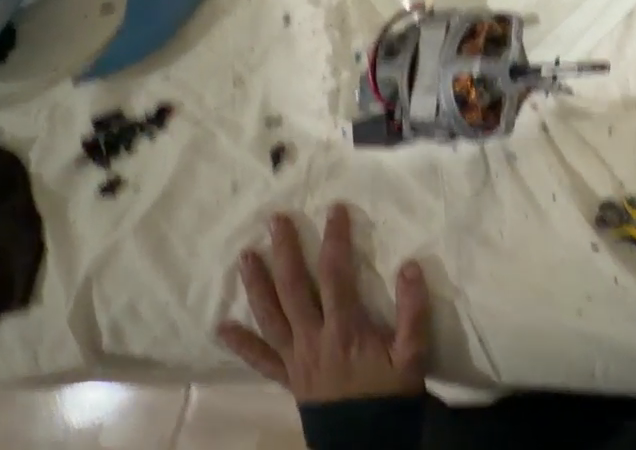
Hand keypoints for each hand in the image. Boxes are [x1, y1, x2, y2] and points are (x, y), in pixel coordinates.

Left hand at [217, 203, 429, 403]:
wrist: (365, 442)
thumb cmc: (391, 393)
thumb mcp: (413, 353)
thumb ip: (412, 310)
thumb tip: (409, 265)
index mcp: (346, 328)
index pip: (337, 274)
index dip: (335, 240)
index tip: (334, 209)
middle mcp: (314, 338)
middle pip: (294, 288)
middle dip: (285, 251)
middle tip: (275, 220)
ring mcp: (296, 358)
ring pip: (270, 316)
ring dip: (256, 284)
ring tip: (245, 256)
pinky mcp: (288, 377)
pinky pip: (260, 359)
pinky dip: (240, 343)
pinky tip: (222, 327)